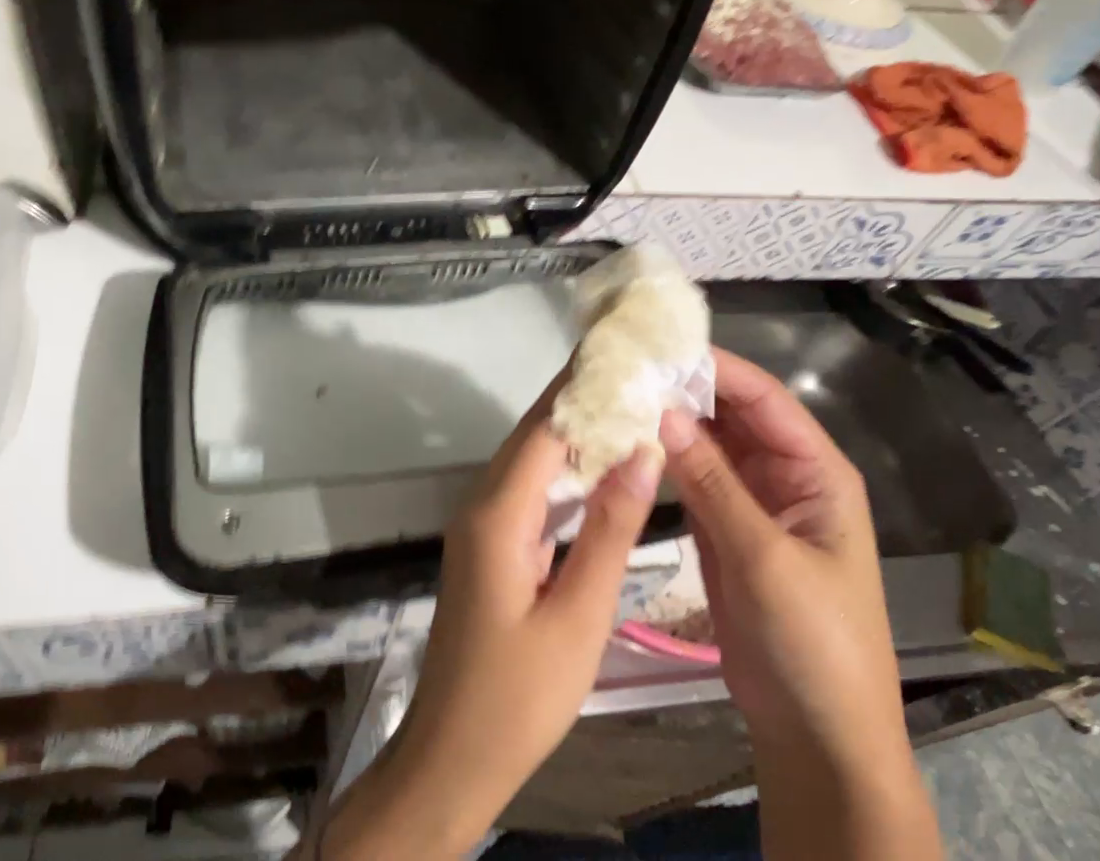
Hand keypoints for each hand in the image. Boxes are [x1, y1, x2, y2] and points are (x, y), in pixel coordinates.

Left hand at [315, 378, 662, 859]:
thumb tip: (644, 453)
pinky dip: (566, 477)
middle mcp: (481, 508)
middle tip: (638, 368)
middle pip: (533, 439)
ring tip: (633, 404)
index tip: (622, 348)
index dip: (582, 387)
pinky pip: (529, 496)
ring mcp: (481, 530)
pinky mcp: (490, 551)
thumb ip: (610, 531)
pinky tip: (603, 470)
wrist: (455, 752)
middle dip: (582, 401)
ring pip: (531, 465)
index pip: (543, 430)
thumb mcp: (578, 615)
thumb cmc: (520, 694)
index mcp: (497, 515)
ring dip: (576, 436)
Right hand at [660, 349, 939, 860]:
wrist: (814, 725)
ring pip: (706, 448)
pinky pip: (691, 483)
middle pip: (731, 417)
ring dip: (667, 425)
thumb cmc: (813, 639)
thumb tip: (662, 413)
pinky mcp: (721, 532)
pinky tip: (623, 446)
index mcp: (816, 472)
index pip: (763, 400)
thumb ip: (712, 483)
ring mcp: (749, 505)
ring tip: (612, 396)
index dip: (714, 368)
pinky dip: (661, 464)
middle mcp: (784, 478)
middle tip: (621, 367)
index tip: (656, 344)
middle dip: (683, 390)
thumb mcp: (765, 556)